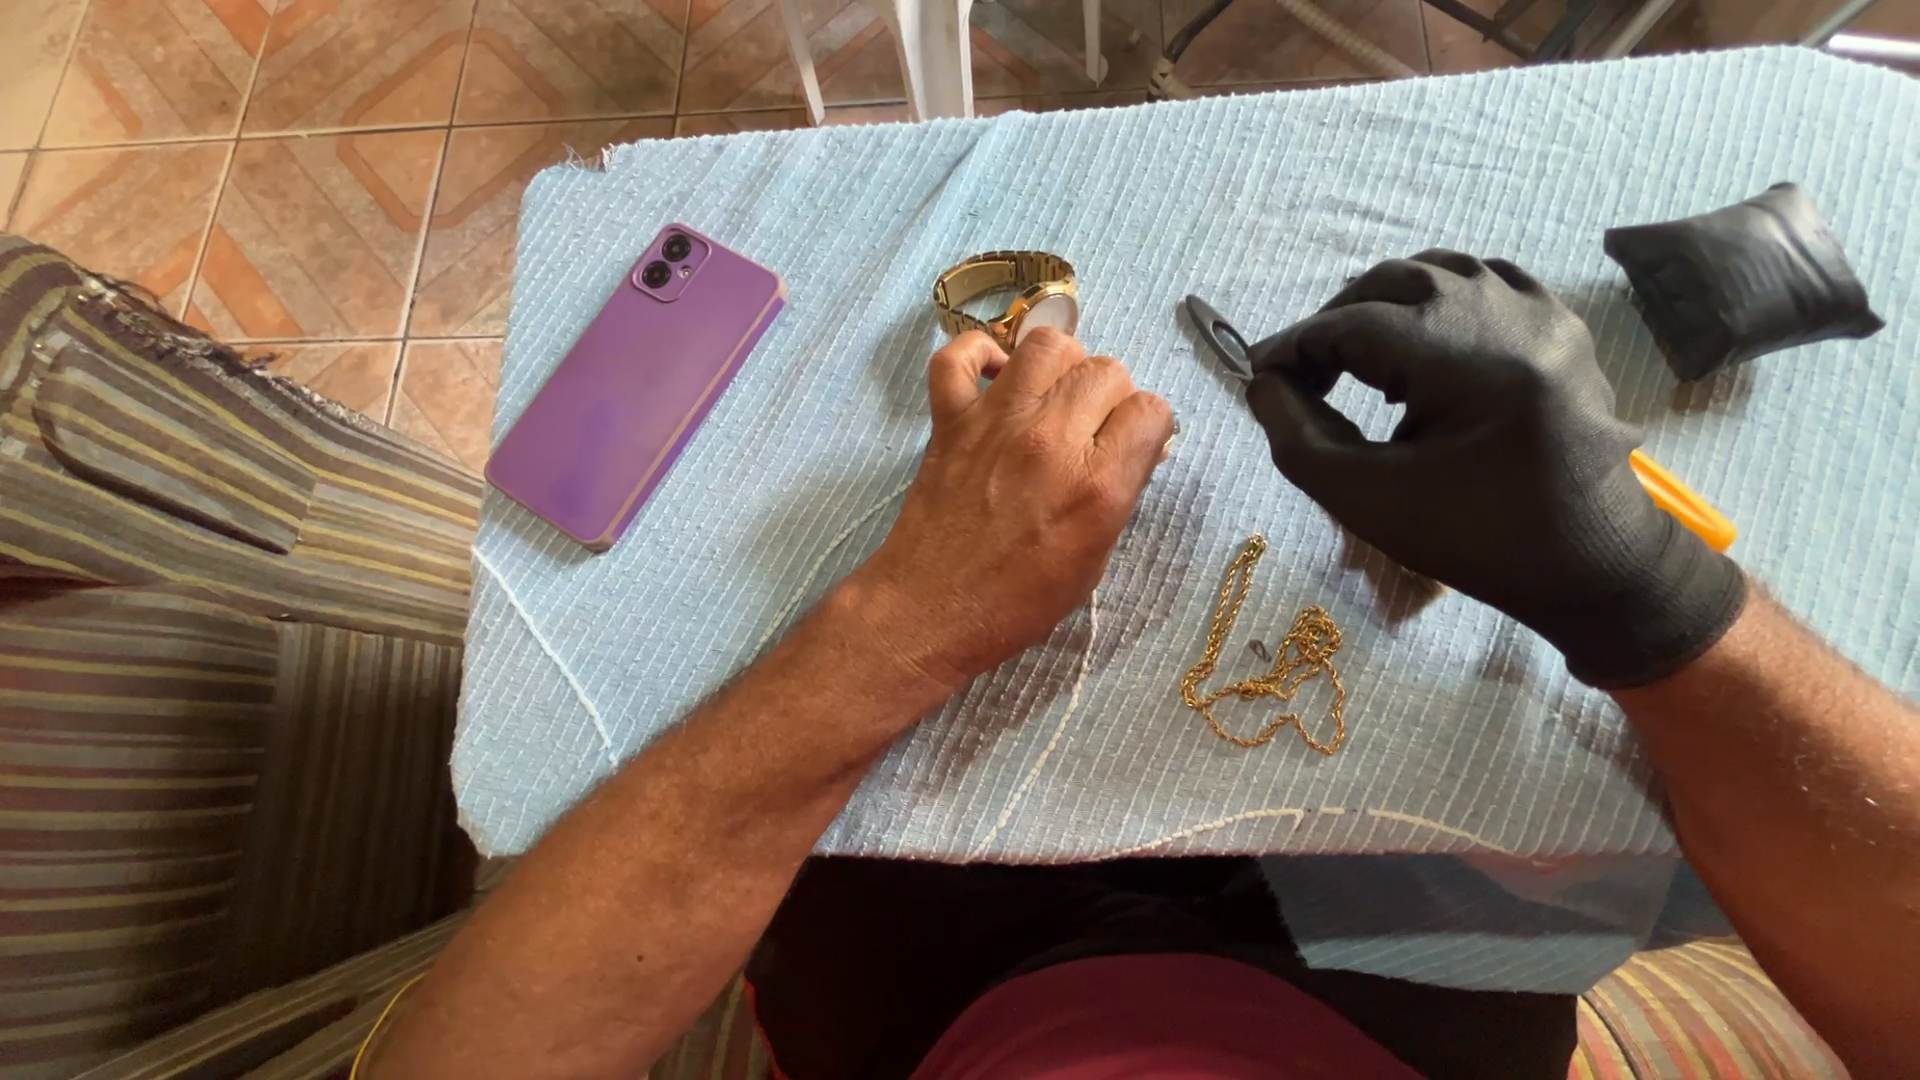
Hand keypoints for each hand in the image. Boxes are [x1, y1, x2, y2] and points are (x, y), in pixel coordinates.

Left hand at [849, 328, 1174, 691]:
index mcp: (1096, 484)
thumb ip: (1122, 492)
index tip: (1133, 445)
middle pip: (1106, 370)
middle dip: (1112, 396)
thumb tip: (1141, 445)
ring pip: (1047, 345)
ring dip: (1062, 364)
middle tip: (1093, 429)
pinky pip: (958, 357)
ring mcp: (995, 423)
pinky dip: (978, 355)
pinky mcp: (950, 420)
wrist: (932, 610)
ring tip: (1055, 396)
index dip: (1148, 426)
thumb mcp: (1094, 559)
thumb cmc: (1019, 601)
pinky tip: (995, 379)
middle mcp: (1051, 440)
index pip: (1151, 409)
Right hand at [1244, 250, 1745, 686]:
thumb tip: (1263, 383)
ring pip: (1439, 271)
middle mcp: (1509, 316)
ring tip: (1351, 356)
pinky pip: (1486, 282)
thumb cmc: (1470, 540)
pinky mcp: (1562, 327)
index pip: (1351, 324)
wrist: (1590, 563)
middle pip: (1391, 282)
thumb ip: (1295, 435)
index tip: (1256, 376)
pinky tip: (1416, 343)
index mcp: (1465, 360)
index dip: (1293, 345)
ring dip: (1379, 304)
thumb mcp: (1363, 498)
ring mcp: (1544, 314)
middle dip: (1331, 322)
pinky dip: (1434, 300)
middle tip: (1301, 375)